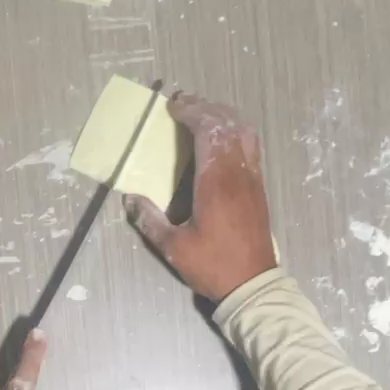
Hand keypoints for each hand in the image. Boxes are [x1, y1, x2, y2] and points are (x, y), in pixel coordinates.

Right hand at [124, 93, 278, 302]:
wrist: (252, 284)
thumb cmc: (212, 265)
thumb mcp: (174, 247)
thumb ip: (150, 220)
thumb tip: (130, 198)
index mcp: (215, 181)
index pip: (208, 130)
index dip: (191, 112)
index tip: (173, 107)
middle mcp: (237, 172)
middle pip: (227, 124)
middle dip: (206, 108)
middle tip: (184, 105)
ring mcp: (252, 178)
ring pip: (244, 132)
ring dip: (224, 118)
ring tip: (204, 115)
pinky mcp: (259, 188)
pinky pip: (251, 147)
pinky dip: (236, 133)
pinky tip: (223, 140)